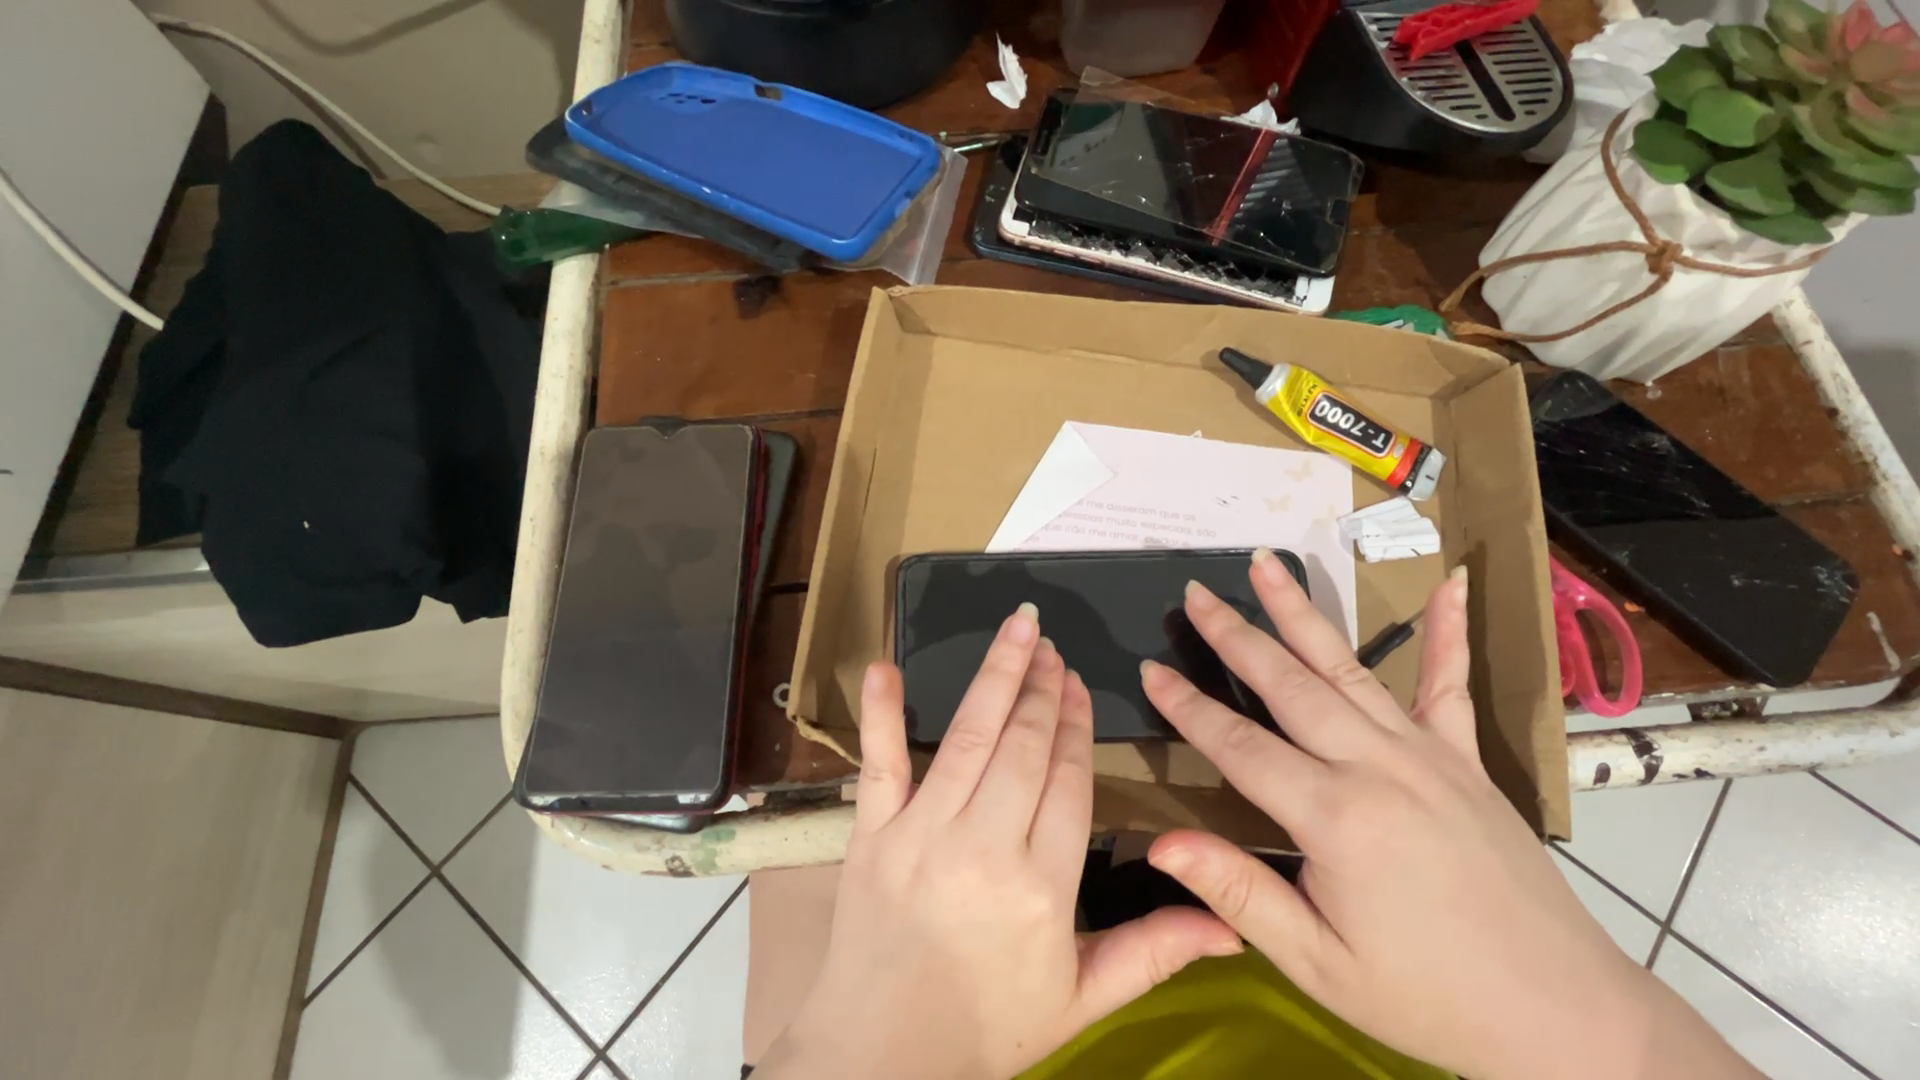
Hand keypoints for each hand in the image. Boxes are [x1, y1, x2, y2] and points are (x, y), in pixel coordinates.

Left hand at [759, 604, 1242, 1079]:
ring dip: (996, 677)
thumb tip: (1231, 926)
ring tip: (1016, 630)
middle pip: (1023, 748)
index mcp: (1042, 886)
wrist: (885, 1055)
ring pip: (969, 738)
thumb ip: (1152, 952)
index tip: (1080, 683)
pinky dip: (882, 712)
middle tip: (1052, 645)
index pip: (1067, 783)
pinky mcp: (872, 834)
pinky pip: (878, 763)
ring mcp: (922, 834)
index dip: (1075, 726)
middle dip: (1042, 689)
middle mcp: (984, 847)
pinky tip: (887, 666)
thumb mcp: (1080, 997)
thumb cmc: (987, 1025)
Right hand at [1141, 551, 1759, 1079]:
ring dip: (1302, 612)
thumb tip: (1160, 843)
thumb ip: (1236, 892)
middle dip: (1234, 634)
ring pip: (1347, 668)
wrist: (1561, 1015)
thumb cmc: (1425, 995)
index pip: (1238, 744)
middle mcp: (1377, 766)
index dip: (1187, 706)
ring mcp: (1426, 754)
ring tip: (1268, 565)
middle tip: (1196, 593)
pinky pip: (1449, 685)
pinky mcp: (1465, 758)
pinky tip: (1445, 584)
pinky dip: (1447, 632)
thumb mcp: (1316, 962)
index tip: (1150, 667)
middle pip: (1288, 684)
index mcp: (1334, 816)